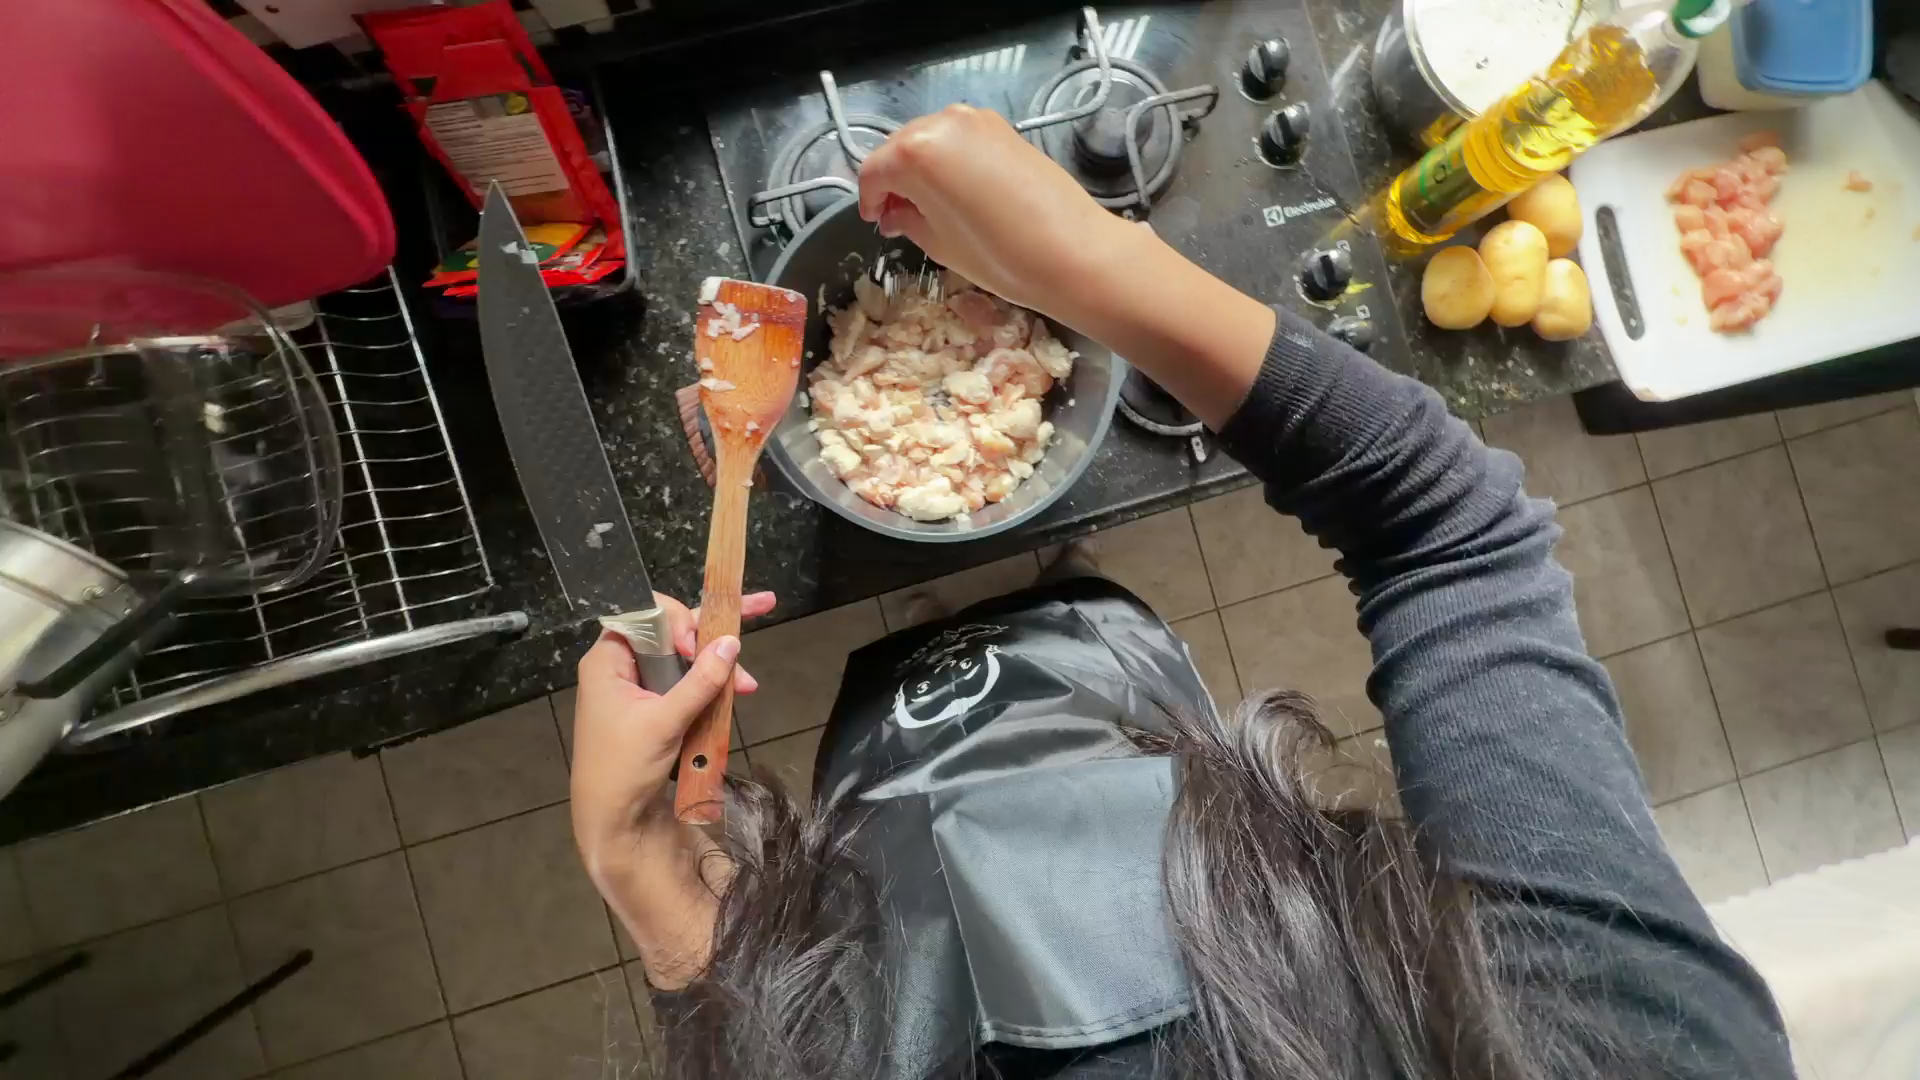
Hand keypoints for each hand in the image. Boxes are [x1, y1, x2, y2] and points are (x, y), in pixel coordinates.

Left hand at [569, 590, 773, 861]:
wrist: (613, 823)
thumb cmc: (623, 769)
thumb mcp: (664, 723)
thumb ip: (700, 681)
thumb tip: (732, 642)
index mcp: (609, 660)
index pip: (646, 614)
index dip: (678, 620)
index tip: (698, 644)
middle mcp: (625, 666)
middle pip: (674, 630)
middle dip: (714, 632)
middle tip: (761, 606)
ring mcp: (642, 686)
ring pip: (688, 657)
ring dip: (720, 666)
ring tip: (748, 686)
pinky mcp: (658, 705)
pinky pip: (689, 681)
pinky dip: (714, 685)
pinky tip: (739, 691)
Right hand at [856, 104, 1128, 317]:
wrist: (1071, 253)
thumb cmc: (1000, 257)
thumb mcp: (940, 244)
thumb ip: (908, 220)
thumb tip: (894, 213)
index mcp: (917, 153)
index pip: (874, 171)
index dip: (868, 200)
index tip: (875, 222)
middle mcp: (942, 123)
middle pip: (898, 149)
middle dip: (893, 182)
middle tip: (897, 219)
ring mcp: (976, 120)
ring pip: (929, 142)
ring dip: (919, 172)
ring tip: (928, 211)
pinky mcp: (1002, 128)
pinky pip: (958, 141)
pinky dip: (948, 163)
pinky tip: (957, 196)